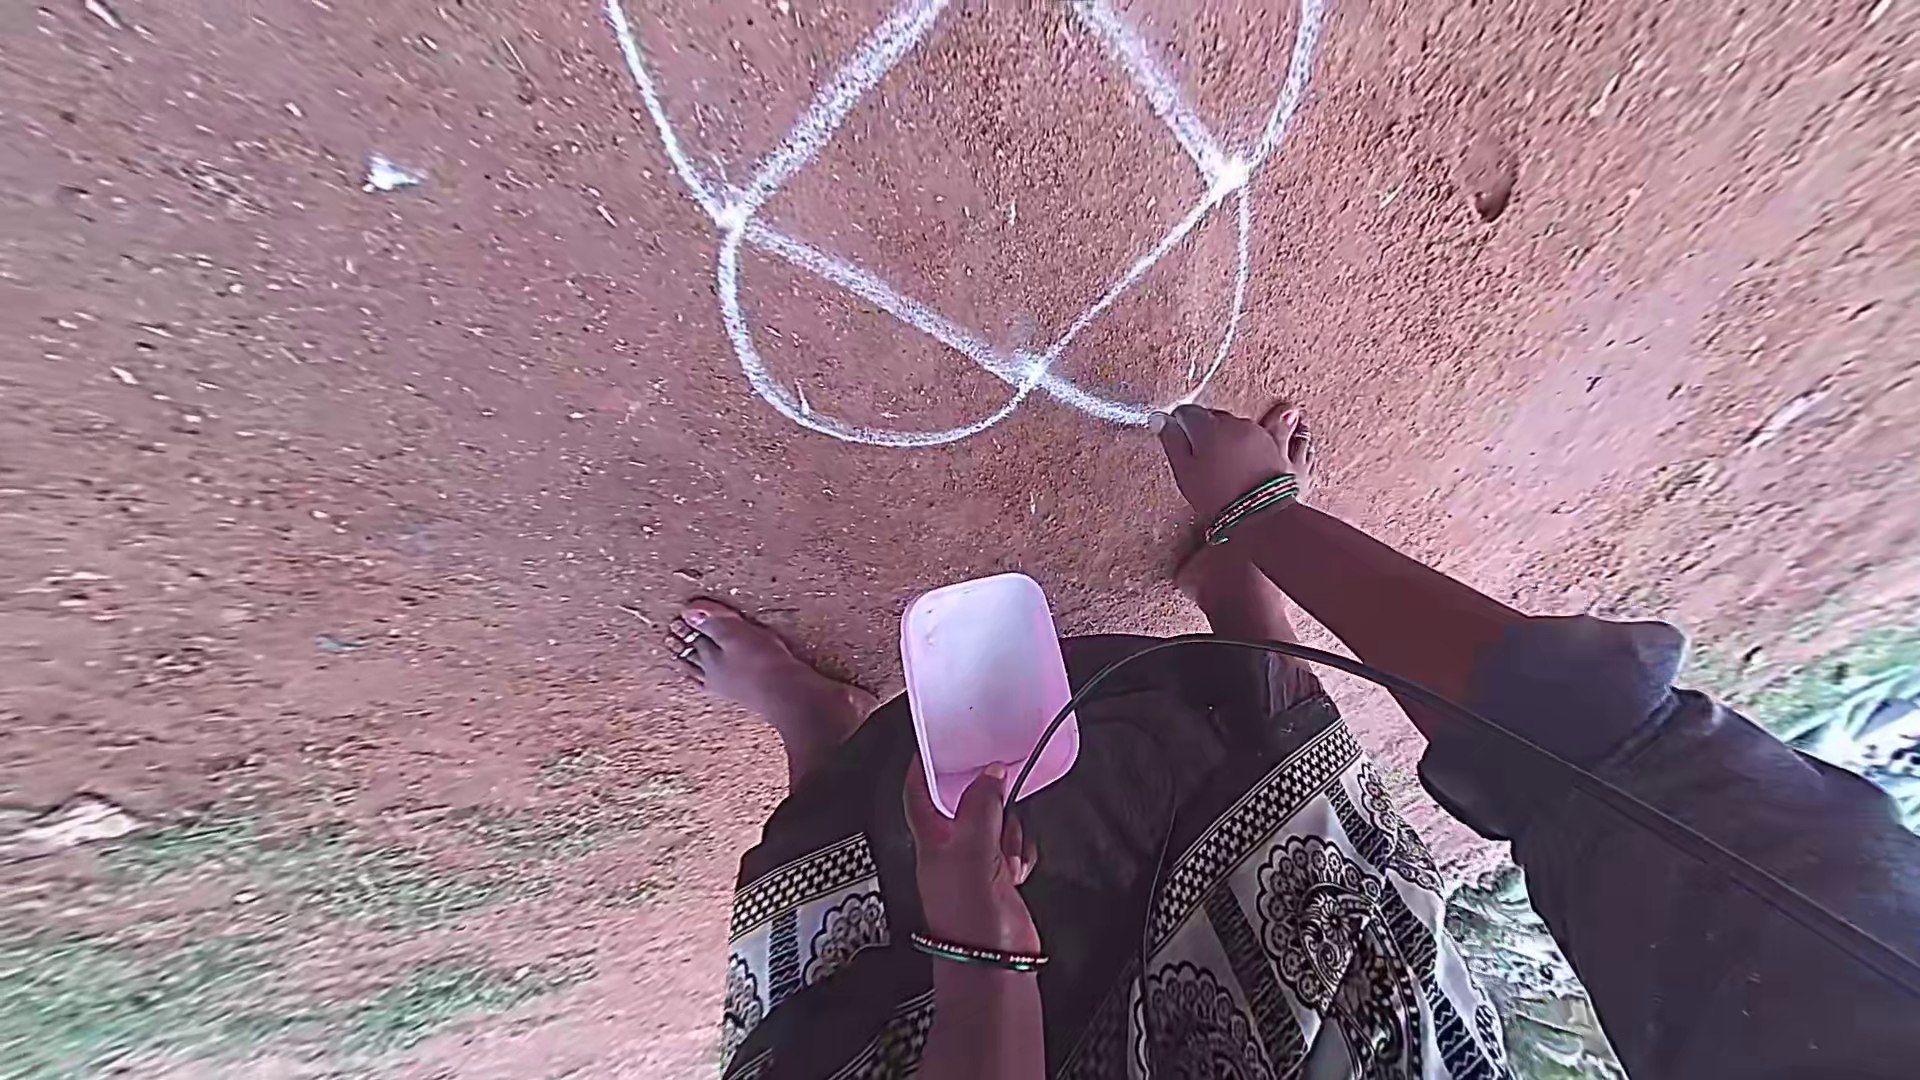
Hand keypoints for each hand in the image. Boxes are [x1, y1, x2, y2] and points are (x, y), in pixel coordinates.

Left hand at [904, 758, 1040, 954]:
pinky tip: (1019, 869)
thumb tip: (991, 772)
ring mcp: (974, 865)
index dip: (922, 767)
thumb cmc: (970, 911)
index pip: (918, 792)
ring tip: (1008, 850)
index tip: (935, 745)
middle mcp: (949, 848)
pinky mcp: (998, 880)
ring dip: (1007, 830)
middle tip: (1000, 796)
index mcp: (931, 838)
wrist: (995, 966)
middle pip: (964, 804)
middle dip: (986, 800)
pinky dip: (1019, 852)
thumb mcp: (972, 846)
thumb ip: (981, 803)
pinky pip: (1012, 849)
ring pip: (993, 824)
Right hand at [1151, 403, 1301, 520]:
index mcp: (1208, 427)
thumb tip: (1159, 419)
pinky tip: (1242, 461)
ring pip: (1233, 427)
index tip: (1177, 439)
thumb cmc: (1218, 496)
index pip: (1186, 412)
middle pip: (1211, 418)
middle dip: (1203, 433)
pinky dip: (1246, 443)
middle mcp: (1234, 422)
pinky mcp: (1274, 442)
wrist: (1261, 514)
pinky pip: (1255, 434)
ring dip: (1226, 439)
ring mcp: (1257, 431)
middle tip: (1198, 458)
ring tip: (1222, 465)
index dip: (1178, 425)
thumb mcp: (1184, 471)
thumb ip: (1171, 440)